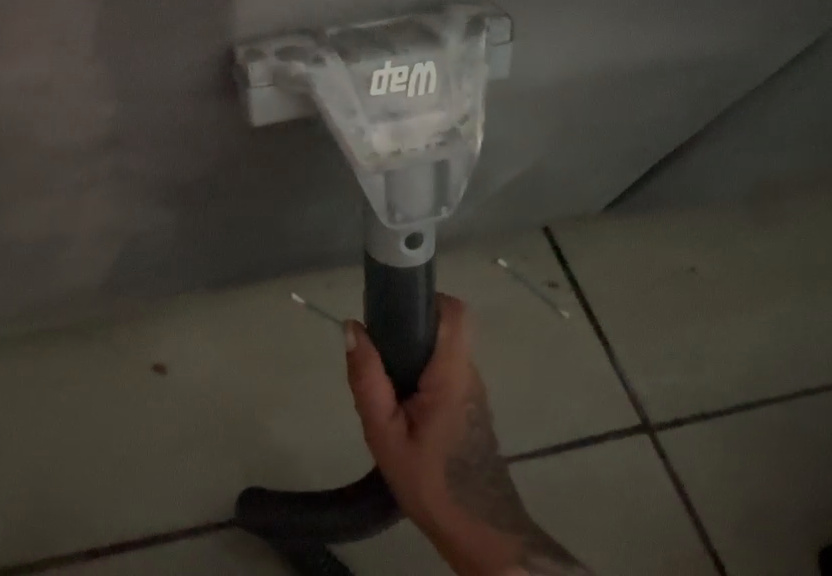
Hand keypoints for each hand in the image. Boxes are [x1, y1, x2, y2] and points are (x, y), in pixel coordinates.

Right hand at [343, 294, 488, 528]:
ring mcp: (473, 391)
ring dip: (412, 354)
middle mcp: (468, 373)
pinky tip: (400, 407)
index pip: (455, 312)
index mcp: (451, 373)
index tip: (392, 307)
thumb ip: (367, 379)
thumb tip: (352, 327)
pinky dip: (420, 374)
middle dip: (408, 328)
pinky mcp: (470, 407)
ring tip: (383, 386)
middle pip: (443, 328)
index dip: (427, 297)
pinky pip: (444, 372)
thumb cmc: (431, 483)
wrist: (479, 534)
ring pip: (441, 351)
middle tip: (375, 354)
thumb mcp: (385, 434)